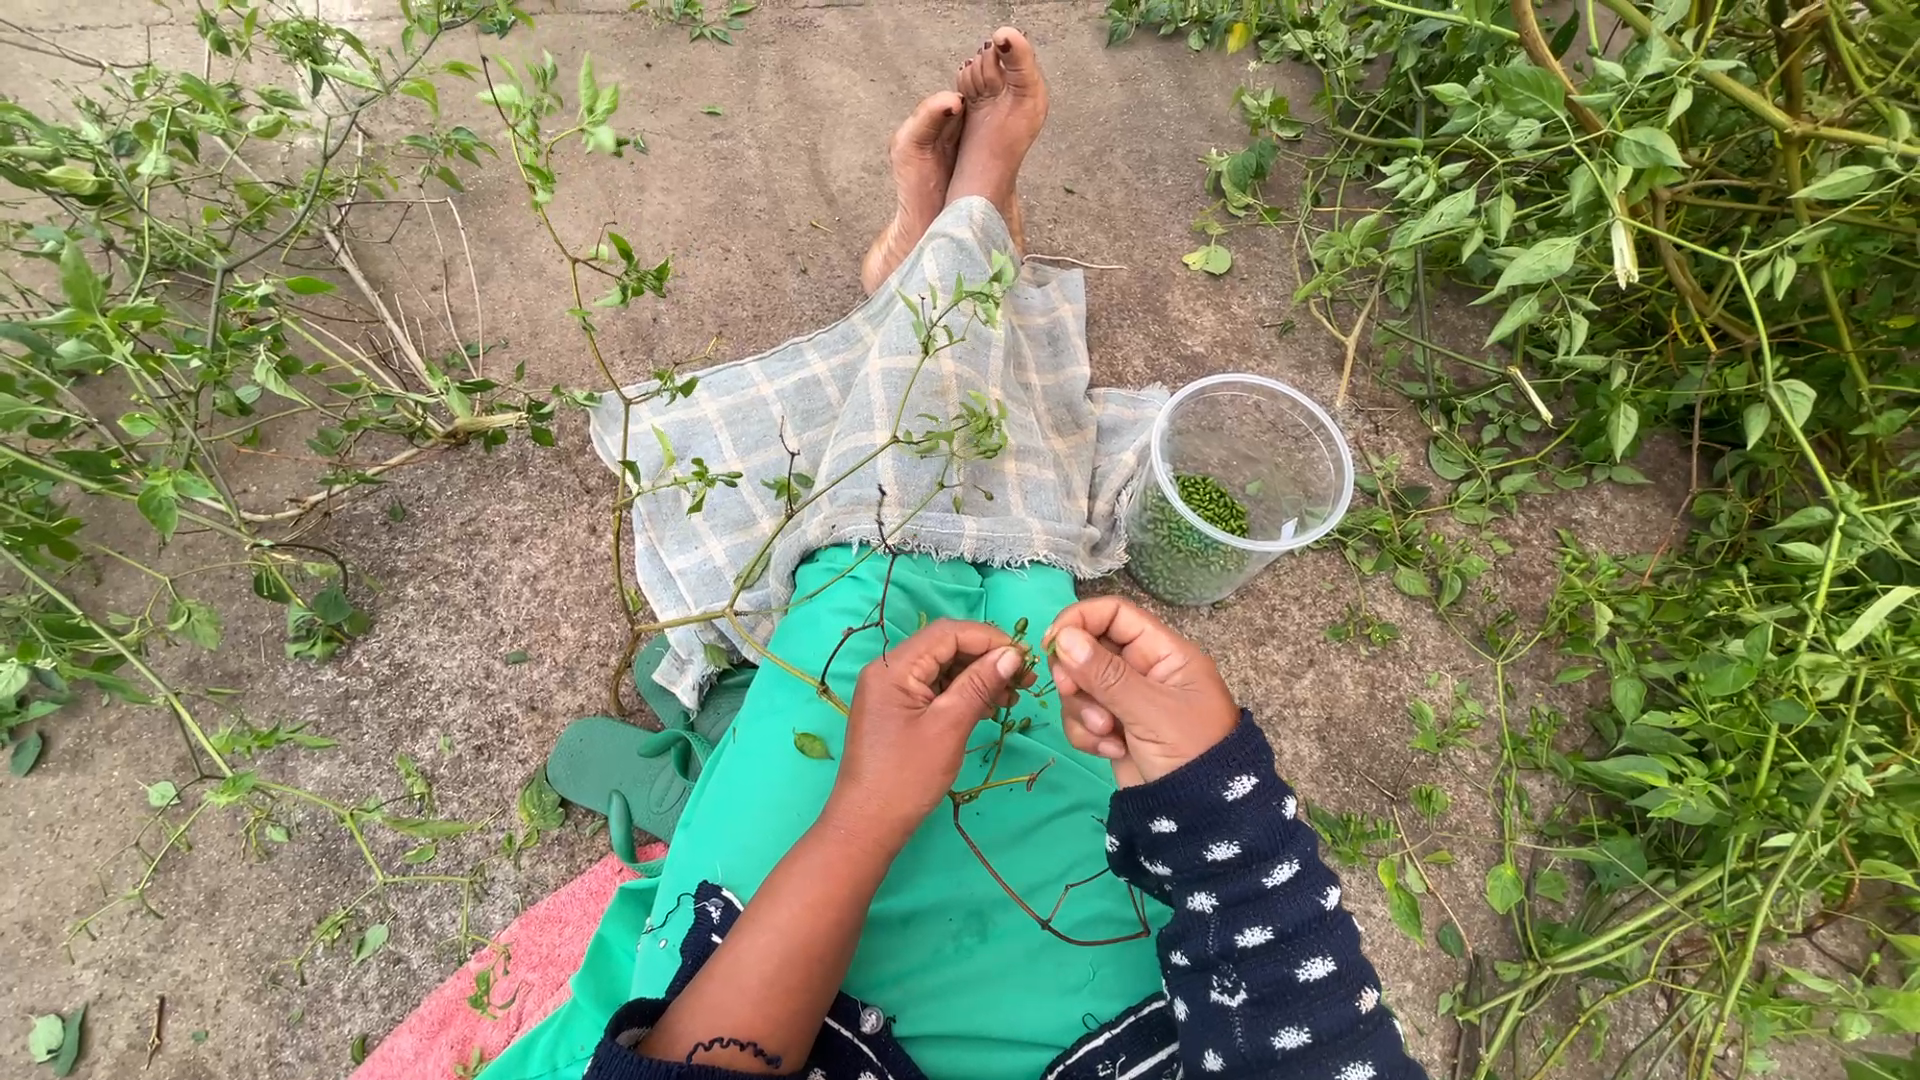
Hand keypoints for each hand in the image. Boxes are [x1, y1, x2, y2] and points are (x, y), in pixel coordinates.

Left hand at [823, 619, 1032, 848]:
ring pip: (943, 667)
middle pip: (945, 647)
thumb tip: (1012, 655)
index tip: (1024, 656)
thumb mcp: (948, 727)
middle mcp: (888, 670)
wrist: (867, 825)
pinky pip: (935, 688)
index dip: (988, 638)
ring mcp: (891, 690)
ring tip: (1013, 696)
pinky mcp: (898, 709)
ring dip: (978, 676)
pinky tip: (989, 707)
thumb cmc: (906, 777)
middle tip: (1025, 678)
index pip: (946, 633)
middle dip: (986, 658)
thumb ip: (979, 685)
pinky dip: (963, 693)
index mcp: (892, 667)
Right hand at [1044, 597, 1237, 786]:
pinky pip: (1081, 716)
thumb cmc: (1191, 754)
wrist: (1203, 818)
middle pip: (1089, 648)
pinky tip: (1109, 750)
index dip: (1081, 620)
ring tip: (1106, 733)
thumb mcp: (1151, 712)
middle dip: (1076, 674)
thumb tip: (1064, 638)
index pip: (1115, 614)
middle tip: (1072, 693)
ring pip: (1080, 685)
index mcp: (1163, 652)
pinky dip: (1086, 733)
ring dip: (1083, 710)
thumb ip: (1107, 675)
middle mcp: (1143, 670)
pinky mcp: (1112, 728)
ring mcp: (1126, 700)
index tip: (1053, 643)